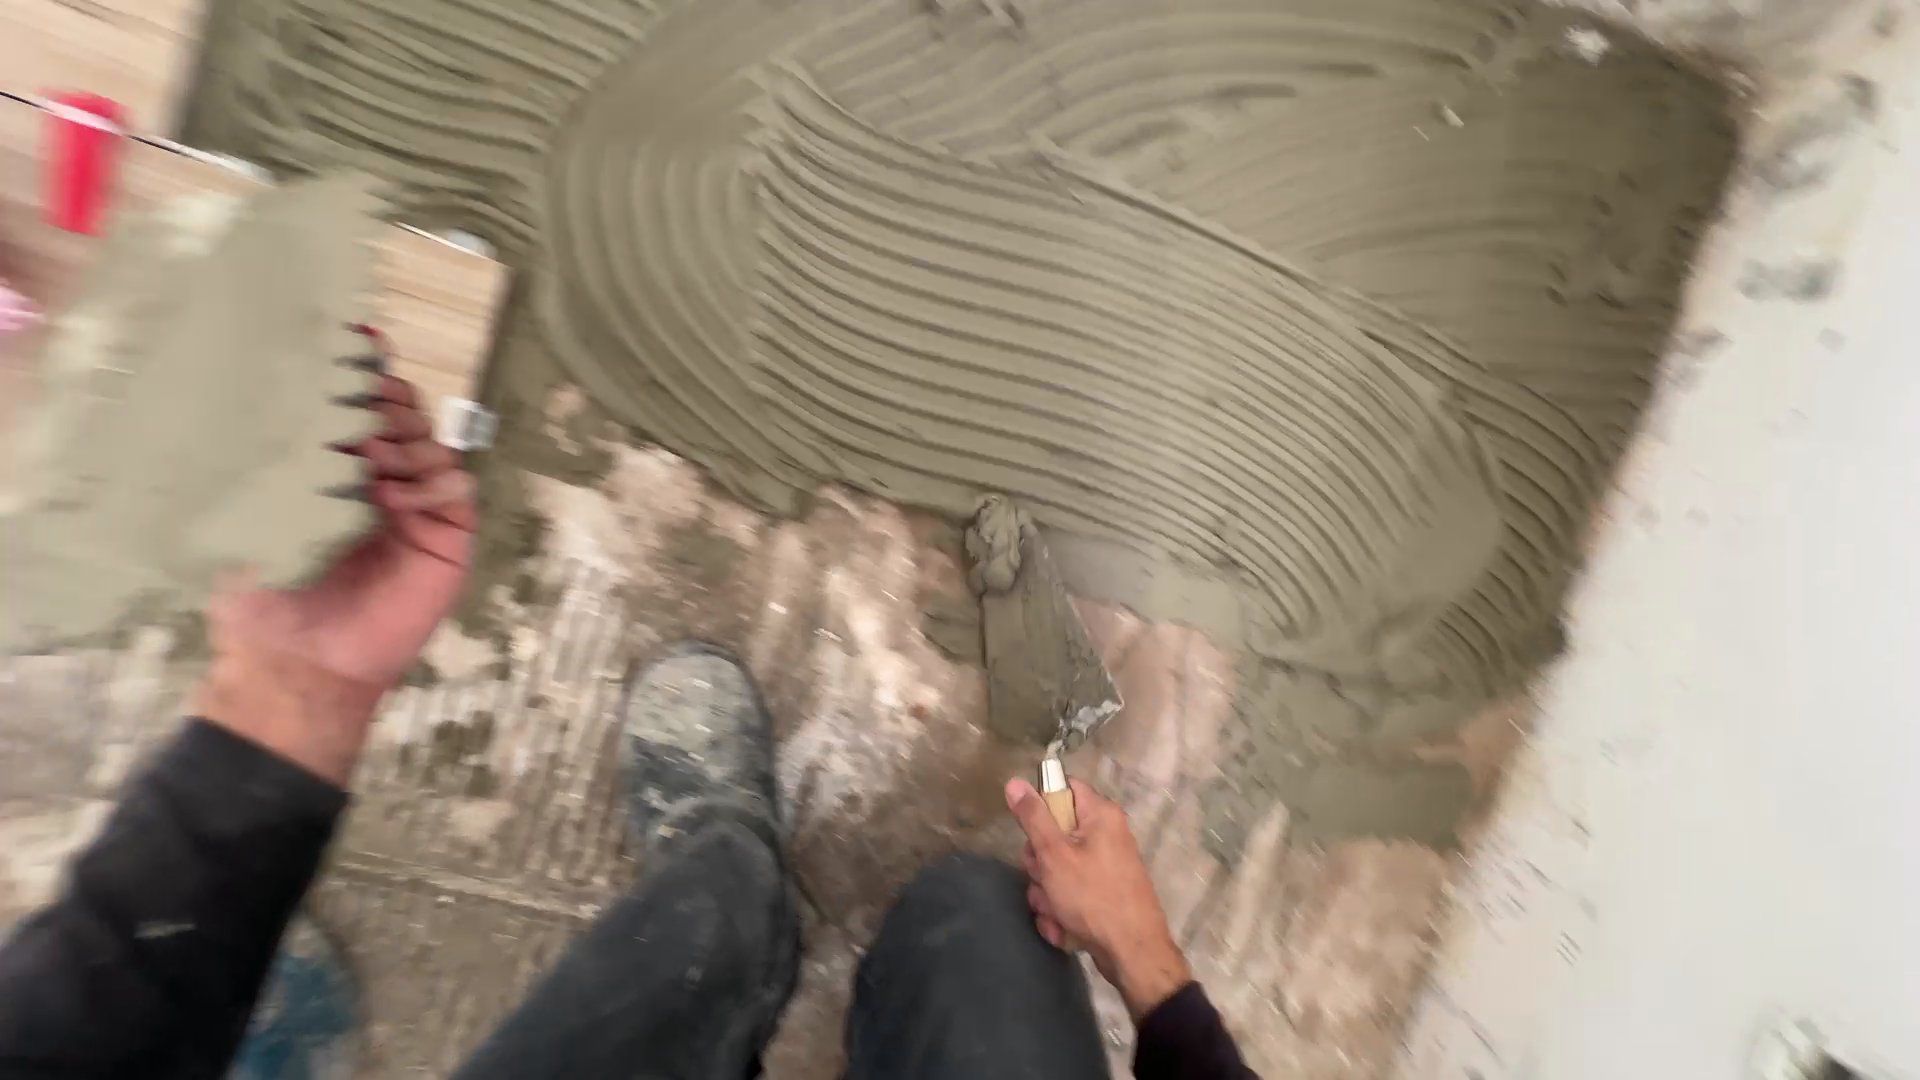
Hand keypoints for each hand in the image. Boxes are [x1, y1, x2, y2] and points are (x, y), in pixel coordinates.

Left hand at [194, 375, 475, 783]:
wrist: (305, 661)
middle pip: (405, 418)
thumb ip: (271, 464)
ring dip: (407, 441)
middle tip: (364, 402)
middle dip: (387, 402)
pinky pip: (459, 492)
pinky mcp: (451, 536)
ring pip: (436, 447)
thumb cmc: (265, 593)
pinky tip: (395, 498)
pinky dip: (433, 485)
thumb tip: (276, 400)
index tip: (354, 345)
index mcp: (332, 472)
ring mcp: (421, 508)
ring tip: (369, 456)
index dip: (360, 377)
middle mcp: (382, 481)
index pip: (357, 410)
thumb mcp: (248, 518)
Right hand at [1006, 776, 1192, 1018]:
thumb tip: (1015, 782)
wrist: (1133, 955)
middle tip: (1042, 877)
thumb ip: (1033, 817)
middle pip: (1056, 832)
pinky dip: (1063, 909)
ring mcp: (1107, 866)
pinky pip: (1072, 891)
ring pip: (1060, 867)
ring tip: (1053, 911)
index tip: (1029, 830)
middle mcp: (1107, 834)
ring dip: (1047, 892)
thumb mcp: (1054, 854)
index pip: (1063, 787)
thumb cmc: (1093, 896)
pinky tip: (1063, 928)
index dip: (1041, 805)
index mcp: (1100, 814)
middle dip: (1040, 862)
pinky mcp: (1105, 893)